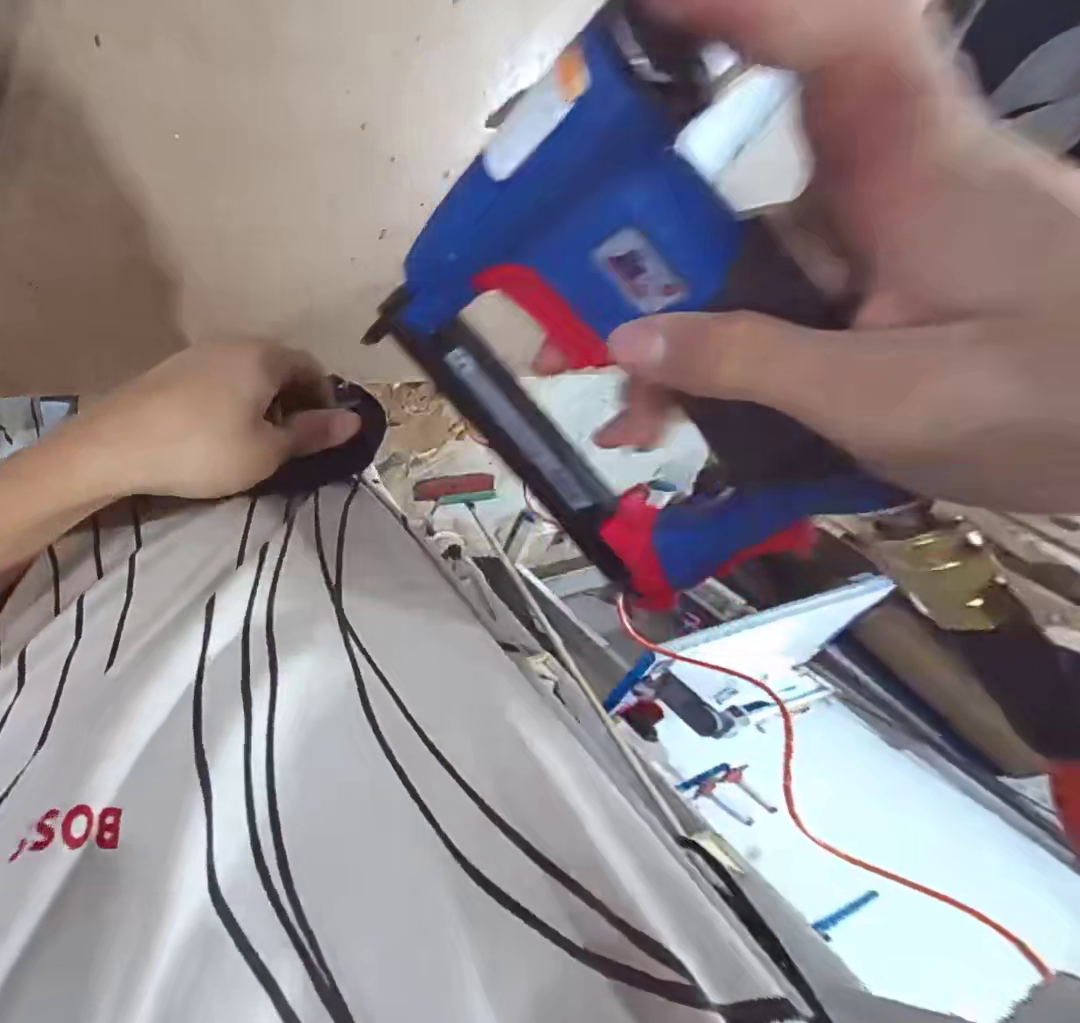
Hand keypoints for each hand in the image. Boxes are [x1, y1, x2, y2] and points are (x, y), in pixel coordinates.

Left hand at [55, 342, 362, 499]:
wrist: (116, 444)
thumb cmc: (202, 450)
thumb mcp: (264, 452)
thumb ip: (309, 434)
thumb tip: (354, 421)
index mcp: (263, 356)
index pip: (310, 367)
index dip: (323, 399)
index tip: (320, 433)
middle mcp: (230, 343)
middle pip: (275, 366)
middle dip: (290, 400)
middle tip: (287, 440)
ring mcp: (193, 354)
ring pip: (241, 373)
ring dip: (256, 401)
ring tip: (250, 439)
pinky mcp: (166, 371)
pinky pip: (212, 381)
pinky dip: (225, 402)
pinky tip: (210, 432)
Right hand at [538, 0, 1079, 510]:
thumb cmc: (1064, 405)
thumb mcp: (891, 397)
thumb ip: (751, 362)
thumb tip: (626, 339)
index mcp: (917, 183)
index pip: (841, 54)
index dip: (751, 14)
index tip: (650, 8)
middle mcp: (877, 200)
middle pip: (725, 195)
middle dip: (624, 261)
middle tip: (553, 321)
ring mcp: (858, 255)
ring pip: (719, 276)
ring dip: (654, 344)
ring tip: (621, 417)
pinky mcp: (848, 299)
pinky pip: (742, 318)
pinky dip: (690, 370)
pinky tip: (659, 422)